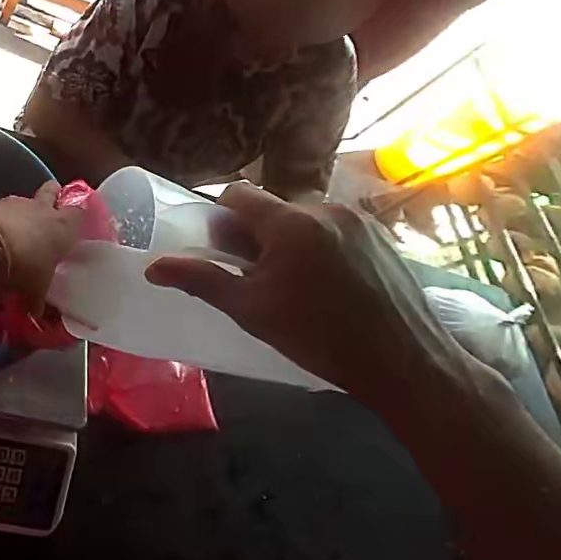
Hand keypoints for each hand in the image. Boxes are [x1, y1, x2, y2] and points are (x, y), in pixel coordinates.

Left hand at [0, 181, 84, 300]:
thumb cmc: (24, 268)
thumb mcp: (35, 290)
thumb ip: (37, 298)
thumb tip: (36, 310)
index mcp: (61, 227)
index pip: (78, 210)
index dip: (76, 213)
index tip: (74, 219)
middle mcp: (39, 209)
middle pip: (51, 191)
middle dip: (51, 196)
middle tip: (47, 210)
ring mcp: (11, 204)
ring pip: (21, 201)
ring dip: (19, 213)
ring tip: (13, 233)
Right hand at [143, 183, 490, 415]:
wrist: (408, 365)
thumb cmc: (319, 337)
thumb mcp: (251, 310)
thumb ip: (201, 281)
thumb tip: (153, 268)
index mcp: (289, 222)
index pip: (238, 194)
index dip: (222, 218)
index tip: (224, 252)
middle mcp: (325, 208)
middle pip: (272, 208)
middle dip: (257, 234)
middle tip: (259, 277)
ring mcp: (359, 220)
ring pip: (304, 219)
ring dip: (290, 240)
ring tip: (298, 285)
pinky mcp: (383, 235)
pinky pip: (334, 228)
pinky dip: (321, 246)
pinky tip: (331, 285)